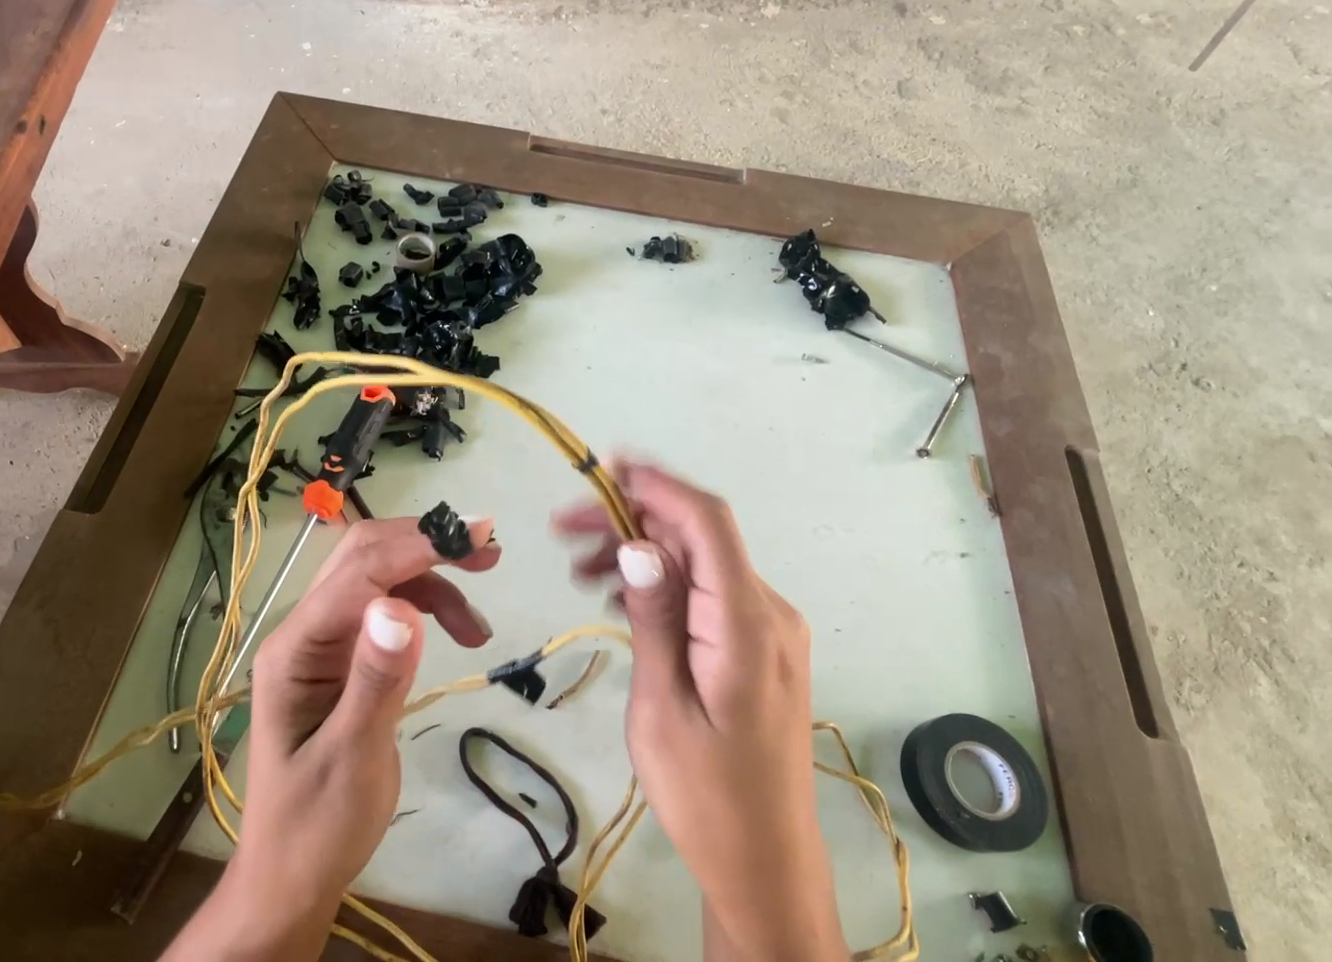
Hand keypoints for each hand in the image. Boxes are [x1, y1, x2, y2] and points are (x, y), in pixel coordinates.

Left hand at [164, 515, 498, 961]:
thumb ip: (375, 681)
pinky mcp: (341, 660)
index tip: (479, 534)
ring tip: (478, 623)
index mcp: (294, 649)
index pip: (359, 573)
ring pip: (376, 579)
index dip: (419, 546)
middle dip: (425, 546)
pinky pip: (383, 611)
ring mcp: (320, 644)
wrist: (291, 875)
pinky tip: (457, 632)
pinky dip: (424, 608)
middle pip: (363, 558)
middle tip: (489, 554)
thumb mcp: (352, 759)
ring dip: (431, 581)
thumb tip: (400, 607)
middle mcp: (303, 633)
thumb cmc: (317, 826)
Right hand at [553, 461, 844, 961]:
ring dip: (643, 554)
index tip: (603, 468)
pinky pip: (709, 596)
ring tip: (578, 569)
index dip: (658, 486)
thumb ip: (655, 619)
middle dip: (632, 520)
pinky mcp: (759, 649)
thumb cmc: (705, 795)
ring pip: (701, 565)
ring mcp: (768, 631)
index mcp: (747, 626)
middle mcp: (769, 614)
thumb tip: (638, 544)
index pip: (708, 524)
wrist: (764, 863)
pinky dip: (664, 586)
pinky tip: (619, 596)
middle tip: (562, 528)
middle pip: (699, 538)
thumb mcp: (662, 708)